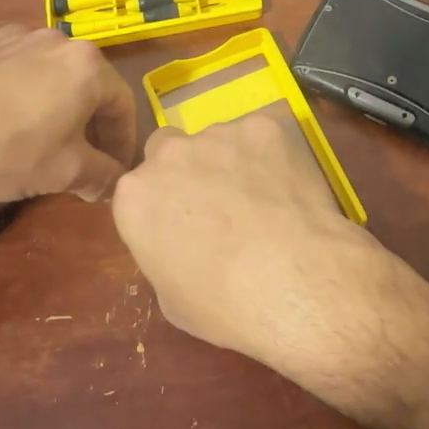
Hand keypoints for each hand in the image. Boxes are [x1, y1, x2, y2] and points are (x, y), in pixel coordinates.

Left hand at [0, 25, 136, 202]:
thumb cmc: (2, 153)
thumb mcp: (63, 174)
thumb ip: (101, 176)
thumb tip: (112, 184)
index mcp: (88, 65)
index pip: (124, 105)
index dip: (123, 144)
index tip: (115, 172)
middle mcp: (59, 41)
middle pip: (90, 86)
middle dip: (91, 126)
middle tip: (83, 161)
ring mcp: (18, 38)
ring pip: (54, 76)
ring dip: (59, 108)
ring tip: (45, 142)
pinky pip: (20, 70)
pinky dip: (26, 95)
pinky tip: (6, 124)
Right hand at [112, 108, 385, 369]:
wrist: (292, 279)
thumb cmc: (225, 304)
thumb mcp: (171, 296)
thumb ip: (165, 248)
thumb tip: (184, 237)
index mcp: (136, 195)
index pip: (142, 187)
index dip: (165, 204)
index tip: (187, 223)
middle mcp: (171, 153)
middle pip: (173, 149)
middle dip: (190, 169)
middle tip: (222, 203)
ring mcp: (219, 133)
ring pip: (220, 139)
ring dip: (233, 160)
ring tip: (265, 197)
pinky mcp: (264, 125)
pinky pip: (263, 133)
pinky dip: (272, 152)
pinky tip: (289, 184)